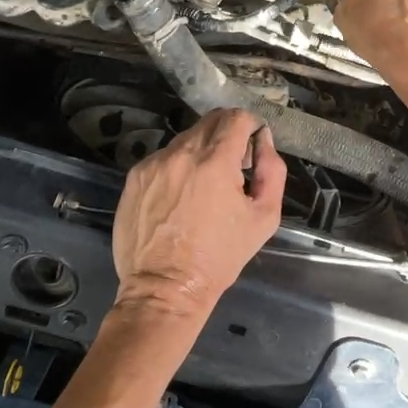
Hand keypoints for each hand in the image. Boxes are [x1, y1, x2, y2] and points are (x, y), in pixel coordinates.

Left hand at [110, 107, 286, 320]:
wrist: (164, 290)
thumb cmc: (219, 257)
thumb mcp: (263, 218)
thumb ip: (272, 171)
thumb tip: (264, 140)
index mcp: (215, 161)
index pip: (237, 117)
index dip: (250, 127)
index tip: (252, 148)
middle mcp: (182, 153)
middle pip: (211, 120)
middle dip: (227, 134)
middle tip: (232, 165)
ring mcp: (154, 164)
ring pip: (186, 139)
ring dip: (201, 151)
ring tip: (203, 187)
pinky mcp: (135, 177)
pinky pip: (163, 158)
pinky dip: (177, 167)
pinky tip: (178, 198)